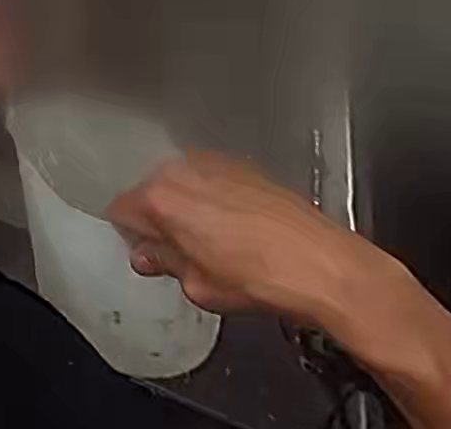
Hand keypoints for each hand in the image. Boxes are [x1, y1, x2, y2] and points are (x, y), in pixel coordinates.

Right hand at [106, 150, 399, 324]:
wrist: (331, 269)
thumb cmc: (268, 279)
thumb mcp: (200, 287)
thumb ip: (164, 264)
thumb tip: (150, 256)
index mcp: (158, 200)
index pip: (120, 210)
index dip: (132, 235)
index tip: (149, 251)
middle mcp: (177, 172)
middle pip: (148, 191)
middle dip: (160, 217)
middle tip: (184, 248)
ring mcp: (208, 164)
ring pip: (178, 182)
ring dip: (186, 204)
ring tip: (217, 236)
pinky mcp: (238, 164)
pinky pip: (209, 177)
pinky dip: (213, 194)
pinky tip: (238, 223)